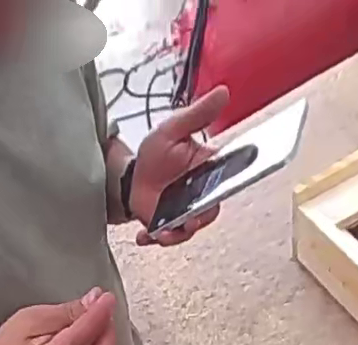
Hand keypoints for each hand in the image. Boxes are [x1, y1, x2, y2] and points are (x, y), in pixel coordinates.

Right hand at [0, 289, 118, 344]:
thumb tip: (93, 301)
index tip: (107, 298)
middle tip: (102, 310)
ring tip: (98, 325)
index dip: (97, 316)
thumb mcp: (33, 317)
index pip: (79, 339)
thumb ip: (66, 312)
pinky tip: (96, 341)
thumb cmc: (13, 341)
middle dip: (106, 332)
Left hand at [129, 86, 230, 245]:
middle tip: (188, 223)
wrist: (132, 175)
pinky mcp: (167, 226)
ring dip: (175, 235)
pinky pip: (166, 237)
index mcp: (207, 171)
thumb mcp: (173, 129)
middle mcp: (199, 196)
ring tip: (162, 234)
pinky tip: (142, 236)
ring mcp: (183, 214)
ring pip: (187, 230)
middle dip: (198, 220)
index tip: (216, 193)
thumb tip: (224, 92)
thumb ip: (198, 115)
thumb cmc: (156, 153)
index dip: (223, 189)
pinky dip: (155, 239)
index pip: (224, 181)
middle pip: (207, 213)